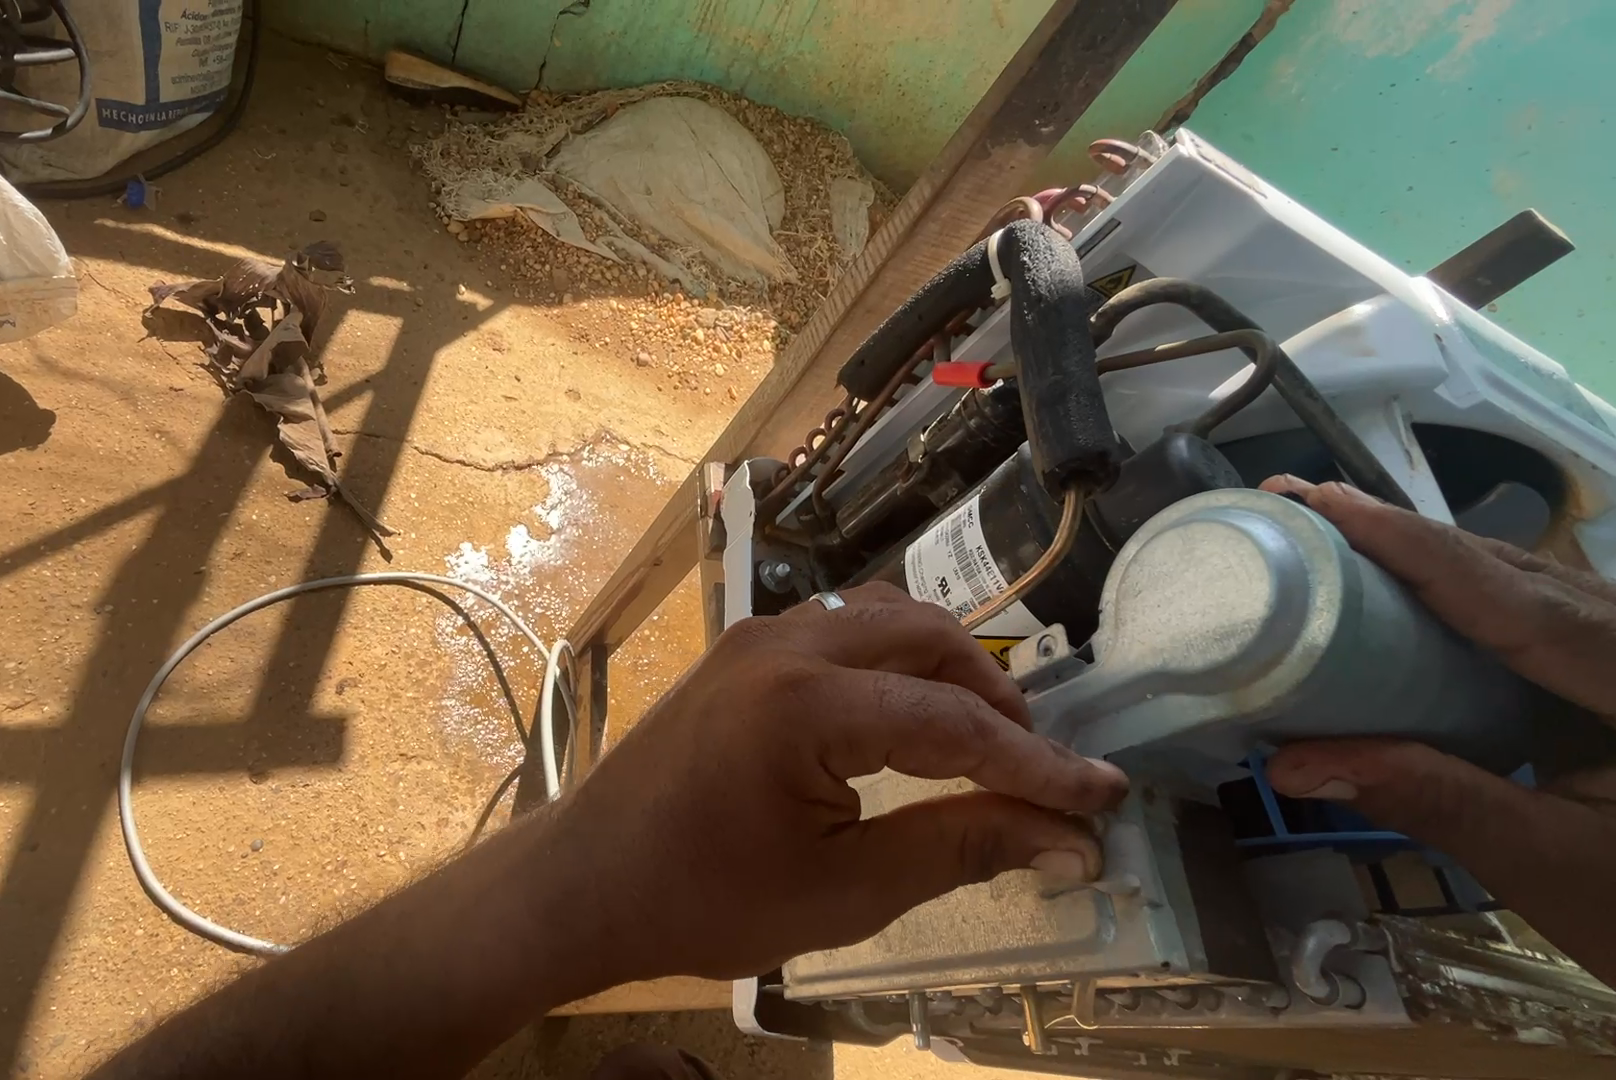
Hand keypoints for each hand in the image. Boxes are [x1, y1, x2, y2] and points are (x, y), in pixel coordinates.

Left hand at [548, 582, 1128, 982]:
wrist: (592, 876)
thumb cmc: (706, 898)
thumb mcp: (844, 889)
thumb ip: (959, 846)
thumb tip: (1065, 837)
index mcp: (807, 703)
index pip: (955, 722)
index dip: (1037, 763)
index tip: (1102, 793)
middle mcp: (785, 643)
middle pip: (925, 637)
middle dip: (991, 696)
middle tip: (1030, 765)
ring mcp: (756, 635)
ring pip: (881, 616)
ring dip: (940, 664)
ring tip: (975, 732)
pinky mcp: (741, 646)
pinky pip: (838, 625)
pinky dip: (889, 655)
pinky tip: (901, 705)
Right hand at [1261, 476, 1615, 983]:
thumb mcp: (1556, 868)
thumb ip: (1432, 802)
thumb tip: (1290, 764)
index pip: (1522, 599)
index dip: (1415, 546)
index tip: (1321, 501)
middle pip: (1518, 570)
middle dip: (1402, 532)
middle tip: (1298, 502)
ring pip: (1522, 580)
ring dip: (1417, 551)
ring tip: (1325, 528)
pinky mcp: (1611, 671)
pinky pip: (1523, 608)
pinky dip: (1444, 585)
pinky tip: (1387, 581)